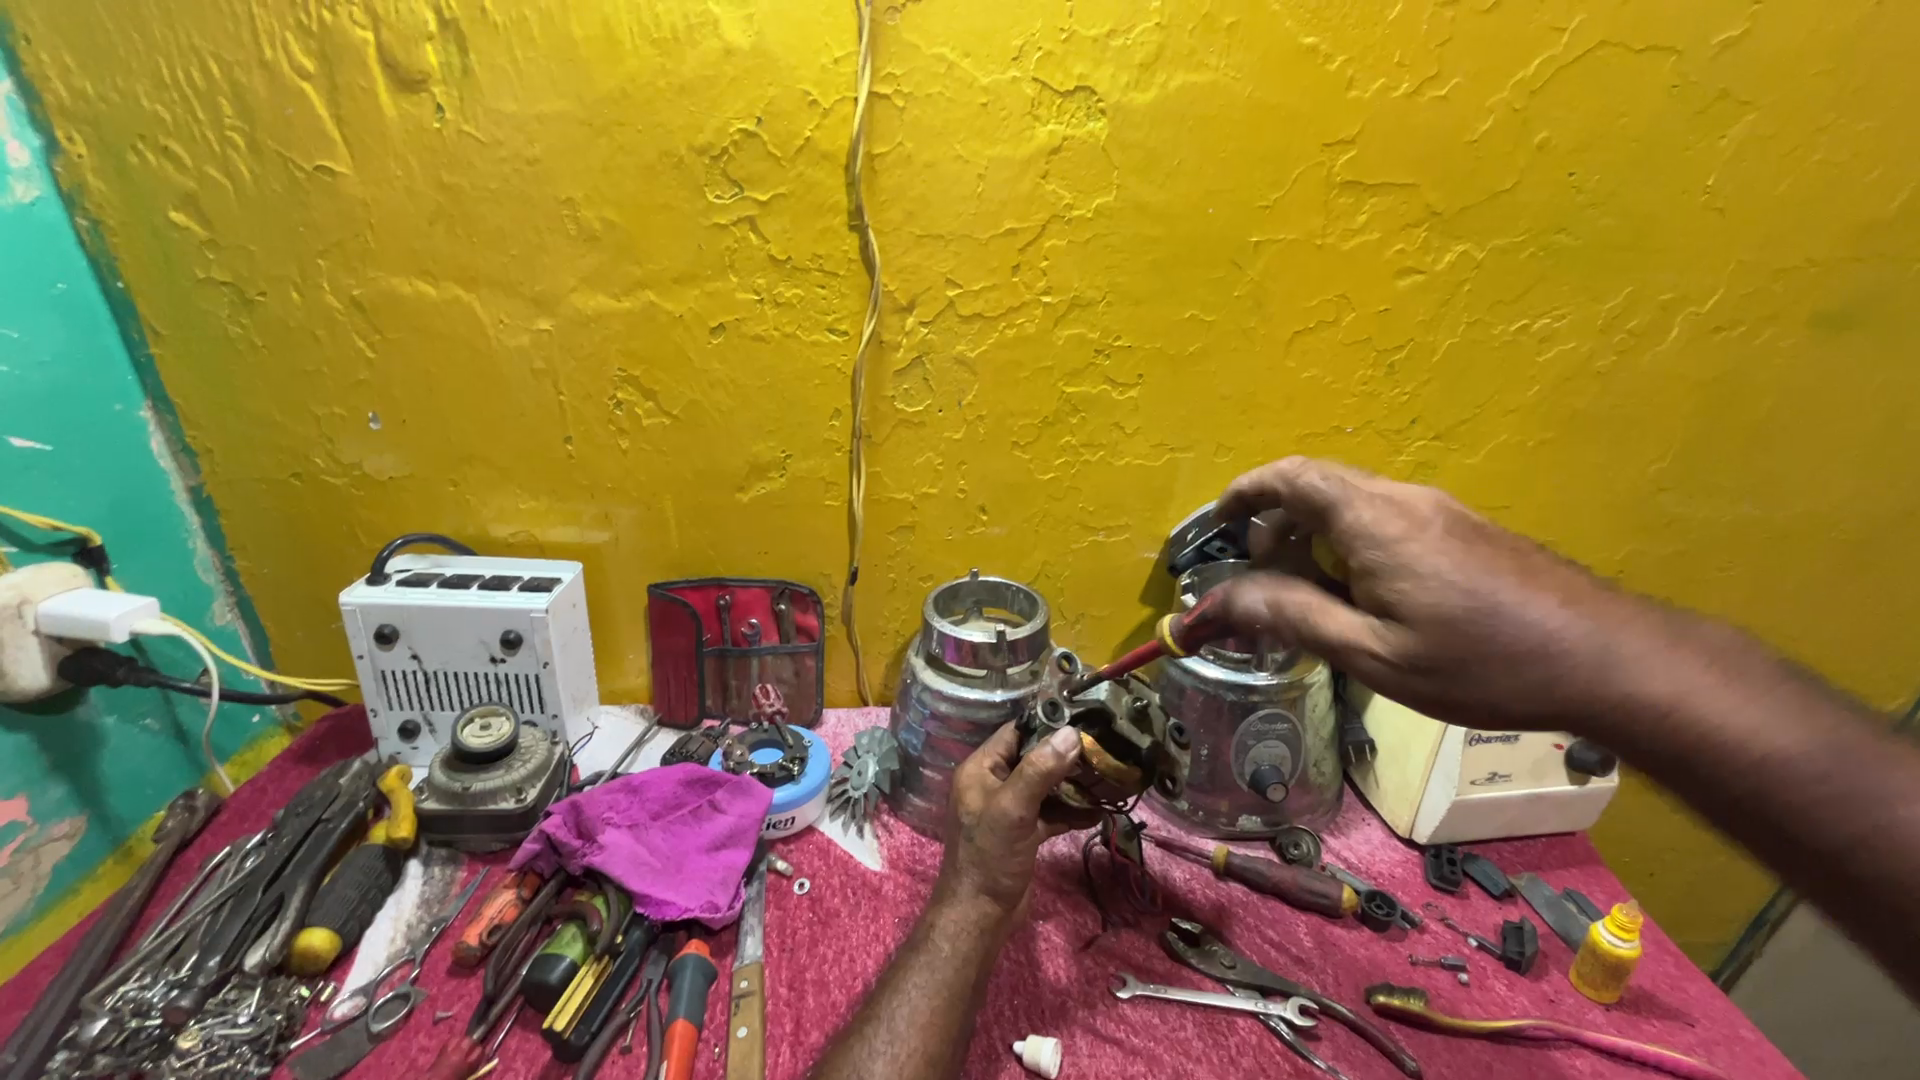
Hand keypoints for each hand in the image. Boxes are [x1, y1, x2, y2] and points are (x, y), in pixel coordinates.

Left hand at [937, 723, 1084, 920]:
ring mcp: (1009, 809)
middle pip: (1034, 758)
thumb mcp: (1013, 808)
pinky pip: (1050, 812)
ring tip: (1107, 776)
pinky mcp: (1024, 832)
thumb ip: (1040, 770)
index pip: (1016, 733)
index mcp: (981, 769)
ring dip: (1073, 784)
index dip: (1047, 724)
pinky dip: (1071, 811)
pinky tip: (1099, 811)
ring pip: (1045, 786)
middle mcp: (993, 783)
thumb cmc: (989, 857)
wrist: (980, 916)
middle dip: (1066, 755)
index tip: (1084, 718)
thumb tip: (1072, 733)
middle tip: (1103, 748)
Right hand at [1212, 456, 1658, 732]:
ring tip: (1305, 591)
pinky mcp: (1461, 529)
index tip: (1217, 523)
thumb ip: (1291, 617)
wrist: (1609, 659)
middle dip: (1272, 520)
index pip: (1290, 478)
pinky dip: (1345, 541)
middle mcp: (1402, 500)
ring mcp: (1438, 511)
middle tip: (1259, 574)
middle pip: (1317, 485)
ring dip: (1310, 533)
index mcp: (1373, 522)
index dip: (1244, 493)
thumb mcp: (1373, 653)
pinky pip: (1382, 517)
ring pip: (1350, 501)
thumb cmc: (1481, 663)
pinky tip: (1360, 594)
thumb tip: (1218, 601)